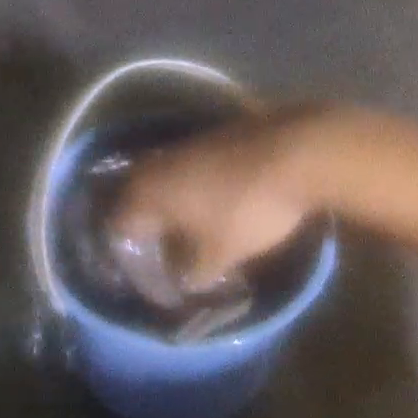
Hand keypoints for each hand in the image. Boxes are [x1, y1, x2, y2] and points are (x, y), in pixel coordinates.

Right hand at [109, 107, 321, 290]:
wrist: (299, 153)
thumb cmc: (248, 209)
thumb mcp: (222, 253)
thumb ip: (196, 272)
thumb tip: (186, 283)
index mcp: (149, 191)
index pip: (118, 221)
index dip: (123, 246)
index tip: (135, 266)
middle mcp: (160, 163)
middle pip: (139, 194)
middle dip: (145, 221)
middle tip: (157, 247)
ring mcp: (190, 144)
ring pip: (167, 177)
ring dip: (171, 201)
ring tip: (186, 227)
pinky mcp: (219, 135)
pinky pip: (194, 166)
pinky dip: (196, 185)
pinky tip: (215, 201)